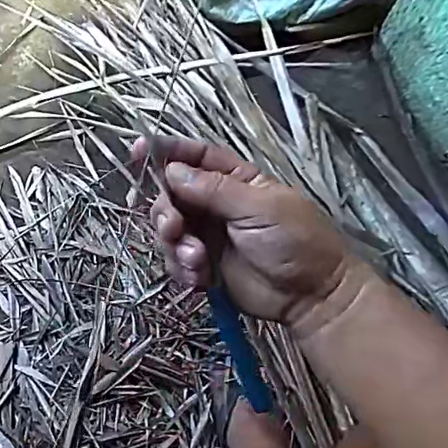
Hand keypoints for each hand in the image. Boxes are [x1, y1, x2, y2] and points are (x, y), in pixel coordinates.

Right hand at [135, 137, 367, 332]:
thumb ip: (214, 189)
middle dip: (165, 210)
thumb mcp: (259, 208)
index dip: (167, 153)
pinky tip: (200, 277)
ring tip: (197, 259)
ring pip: (168, 230)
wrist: (311, 296)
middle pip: (171, 196)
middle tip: (174, 227)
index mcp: (236, 180)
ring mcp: (208, 236)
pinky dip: (181, 268)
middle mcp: (216, 205)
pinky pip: (175, 261)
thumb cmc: (296, 242)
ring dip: (174, 244)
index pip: (196, 158)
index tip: (136, 151)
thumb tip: (172, 170)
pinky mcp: (203, 267)